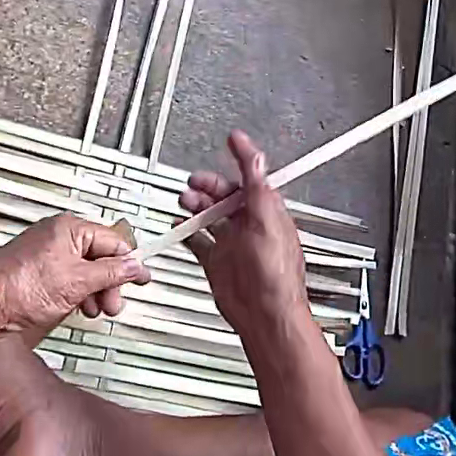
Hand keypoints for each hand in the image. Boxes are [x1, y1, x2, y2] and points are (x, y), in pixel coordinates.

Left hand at [0, 214, 150, 333]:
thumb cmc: (19, 289)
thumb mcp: (80, 281)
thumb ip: (113, 273)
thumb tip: (135, 266)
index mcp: (69, 229)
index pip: (114, 242)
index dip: (129, 263)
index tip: (141, 279)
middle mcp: (57, 236)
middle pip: (100, 257)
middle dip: (110, 283)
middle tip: (114, 303)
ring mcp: (44, 253)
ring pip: (84, 270)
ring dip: (95, 291)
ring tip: (95, 309)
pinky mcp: (35, 271)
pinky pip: (67, 277)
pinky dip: (77, 292)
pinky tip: (77, 307)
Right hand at [180, 131, 311, 343]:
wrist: (266, 314)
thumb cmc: (276, 274)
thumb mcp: (267, 221)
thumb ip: (258, 187)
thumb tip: (255, 156)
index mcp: (267, 213)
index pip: (252, 179)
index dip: (241, 159)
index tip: (233, 140)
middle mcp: (250, 226)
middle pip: (226, 196)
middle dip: (209, 186)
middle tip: (195, 181)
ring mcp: (233, 244)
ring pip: (210, 216)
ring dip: (197, 205)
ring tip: (185, 200)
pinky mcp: (217, 262)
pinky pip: (199, 242)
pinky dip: (187, 232)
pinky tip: (179, 225)